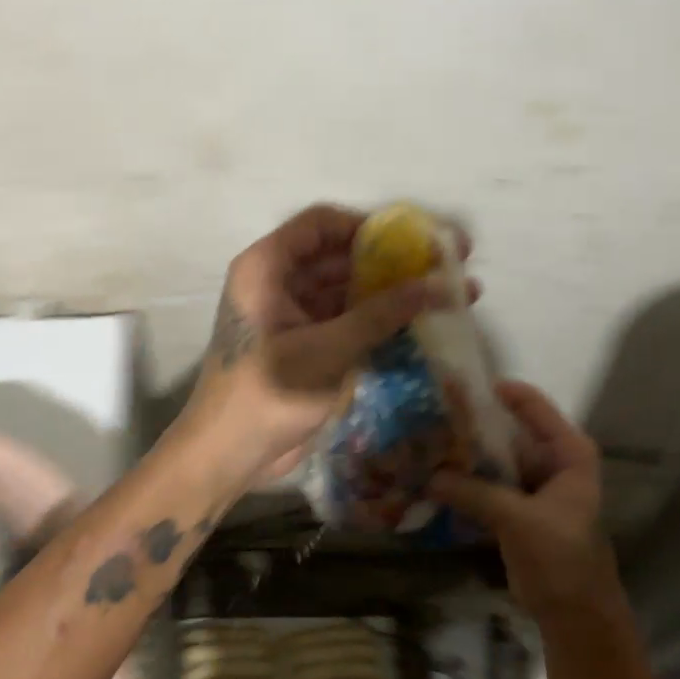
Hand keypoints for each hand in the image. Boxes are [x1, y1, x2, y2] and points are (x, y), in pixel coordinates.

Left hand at [188, 203, 472, 477]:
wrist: (229, 454)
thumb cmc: (269, 393)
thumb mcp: (329, 349)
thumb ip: (382, 313)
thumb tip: (441, 284)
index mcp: (267, 267)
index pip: (321, 224)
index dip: (368, 226)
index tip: (416, 239)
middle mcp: (278, 282)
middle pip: (339, 255)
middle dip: (392, 261)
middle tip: (450, 264)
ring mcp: (292, 316)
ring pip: (347, 289)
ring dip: (392, 292)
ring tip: (450, 294)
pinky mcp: (306, 346)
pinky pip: (346, 320)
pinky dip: (379, 320)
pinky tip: (422, 325)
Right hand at [431, 381, 616, 618]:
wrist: (576, 615)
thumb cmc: (562, 559)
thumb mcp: (520, 520)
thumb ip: (475, 493)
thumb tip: (429, 476)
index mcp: (567, 453)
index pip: (532, 406)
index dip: (497, 391)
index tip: (457, 382)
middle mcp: (550, 461)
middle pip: (507, 432)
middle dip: (469, 425)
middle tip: (427, 412)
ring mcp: (531, 487)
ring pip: (492, 460)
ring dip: (462, 455)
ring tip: (421, 440)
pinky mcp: (513, 511)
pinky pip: (485, 486)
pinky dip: (463, 482)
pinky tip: (430, 476)